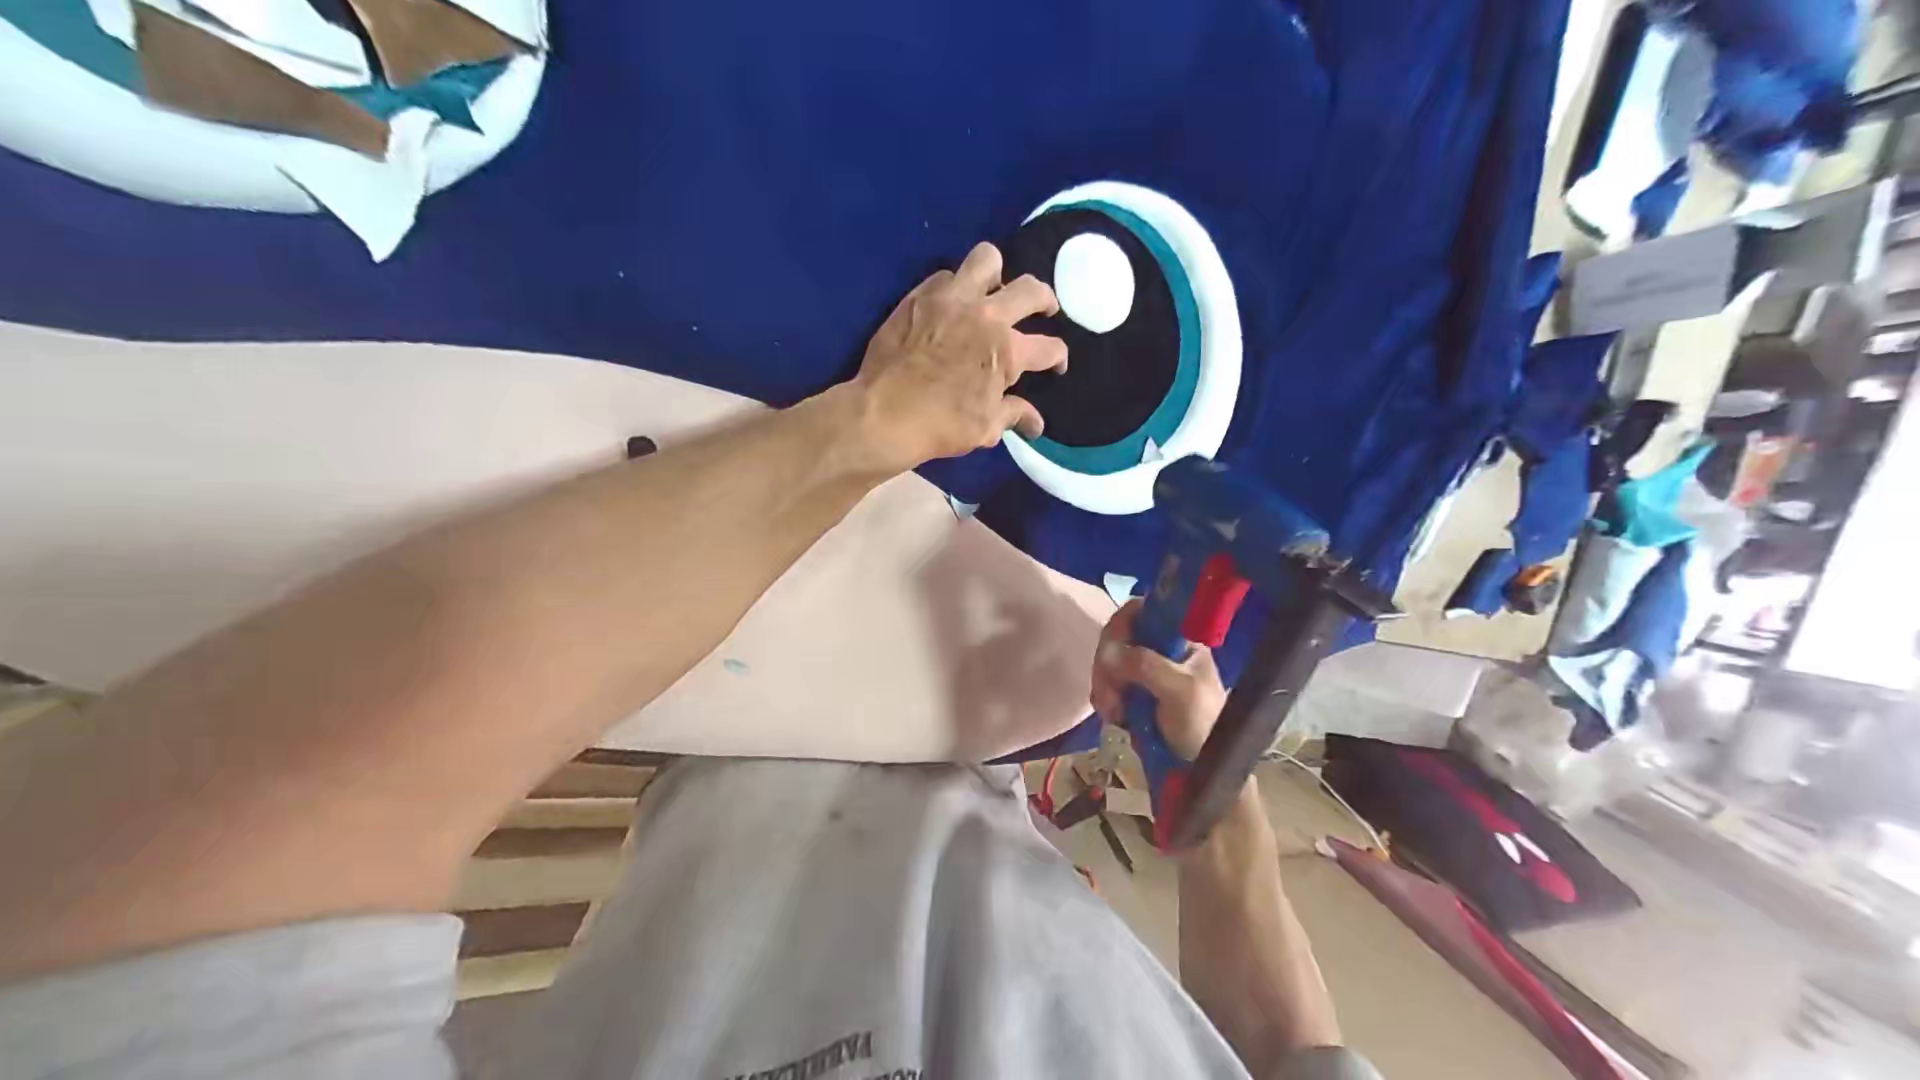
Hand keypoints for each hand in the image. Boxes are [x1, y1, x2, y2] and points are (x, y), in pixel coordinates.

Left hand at [853, 242, 1067, 469]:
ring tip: (994, 290)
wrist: (884, 415)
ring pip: (987, 259)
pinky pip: (945, 275)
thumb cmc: (940, 426)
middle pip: (1030, 290)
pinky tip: (951, 304)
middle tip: (1042, 309)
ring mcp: (951, 300)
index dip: (1058, 358)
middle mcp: (986, 316)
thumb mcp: (984, 427)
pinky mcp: (919, 296)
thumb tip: (1035, 423)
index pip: (1049, 348)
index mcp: (1007, 351)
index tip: (1055, 365)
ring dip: (997, 273)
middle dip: (1044, 299)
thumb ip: (1013, 415)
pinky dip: (955, 286)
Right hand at [1089, 599, 1227, 759]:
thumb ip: (1147, 666)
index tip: (1112, 649)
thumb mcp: (1181, 692)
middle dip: (1107, 664)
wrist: (1201, 774)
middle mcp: (1160, 651)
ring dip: (1104, 686)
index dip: (1121, 625)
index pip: (1142, 612)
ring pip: (1107, 663)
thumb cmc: (1201, 728)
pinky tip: (1113, 718)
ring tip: (1113, 712)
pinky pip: (1105, 685)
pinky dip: (1104, 699)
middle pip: (1117, 638)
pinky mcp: (1131, 696)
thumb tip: (1108, 652)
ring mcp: (1144, 674)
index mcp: (1179, 640)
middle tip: (1110, 692)